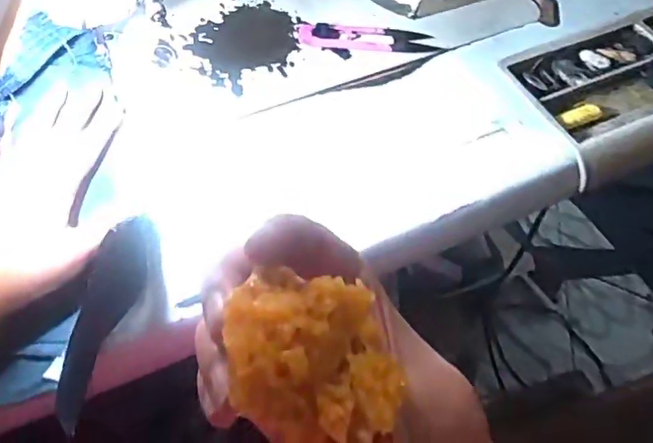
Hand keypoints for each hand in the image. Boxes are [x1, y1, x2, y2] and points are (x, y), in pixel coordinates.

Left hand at [0, 84, 122, 323]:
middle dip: (84, 105)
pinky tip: (13, 109)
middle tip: (99, 84)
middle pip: (66, 126)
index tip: (119, 102)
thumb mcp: (73, 254)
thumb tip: (136, 201)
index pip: (89, 144)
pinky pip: (8, 137)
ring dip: (51, 104)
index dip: (105, 123)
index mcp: (62, 179)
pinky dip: (13, 121)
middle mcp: (39, 161)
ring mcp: (14, 163)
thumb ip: (104, 226)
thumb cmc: (27, 267)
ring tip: (62, 85)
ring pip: (37, 124)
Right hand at [196, 216, 492, 442]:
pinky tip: (221, 411)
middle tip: (221, 323)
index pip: (306, 237)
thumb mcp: (442, 398)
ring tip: (225, 389)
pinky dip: (211, 381)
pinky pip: (220, 365)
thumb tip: (360, 371)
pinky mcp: (258, 379)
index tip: (255, 252)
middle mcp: (301, 301)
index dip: (278, 233)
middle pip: (247, 266)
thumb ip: (409, 379)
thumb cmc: (430, 420)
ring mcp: (274, 339)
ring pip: (224, 313)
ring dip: (212, 341)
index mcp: (346, 285)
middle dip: (224, 285)